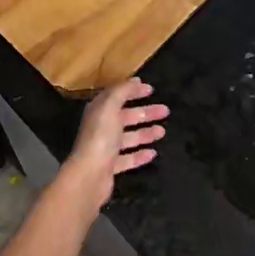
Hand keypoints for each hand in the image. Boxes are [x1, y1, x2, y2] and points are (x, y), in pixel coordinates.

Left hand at [61, 78, 168, 208]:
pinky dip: (140, 155)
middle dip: (145, 112)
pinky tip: (153, 153)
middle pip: (126, 116)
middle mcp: (102, 127)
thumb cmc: (100, 136)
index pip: (117, 96)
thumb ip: (122, 91)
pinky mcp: (111, 167)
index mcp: (99, 111)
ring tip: (162, 131)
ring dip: (146, 133)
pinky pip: (129, 158)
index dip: (133, 91)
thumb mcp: (110, 106)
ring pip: (129, 137)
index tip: (151, 89)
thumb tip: (135, 80)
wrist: (89, 175)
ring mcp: (106, 148)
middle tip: (165, 110)